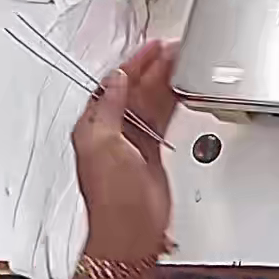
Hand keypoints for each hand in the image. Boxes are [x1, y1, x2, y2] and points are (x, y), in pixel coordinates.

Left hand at [72, 39, 178, 262]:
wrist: (131, 230)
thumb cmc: (112, 197)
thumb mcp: (104, 145)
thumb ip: (110, 109)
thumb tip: (116, 80)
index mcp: (94, 126)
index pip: (114, 84)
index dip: (133, 64)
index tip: (152, 48)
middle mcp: (113, 130)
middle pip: (135, 89)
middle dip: (153, 68)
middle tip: (173, 50)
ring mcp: (134, 141)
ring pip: (151, 101)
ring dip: (166, 81)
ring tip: (182, 63)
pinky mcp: (151, 151)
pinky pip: (163, 118)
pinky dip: (174, 102)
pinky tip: (184, 91)